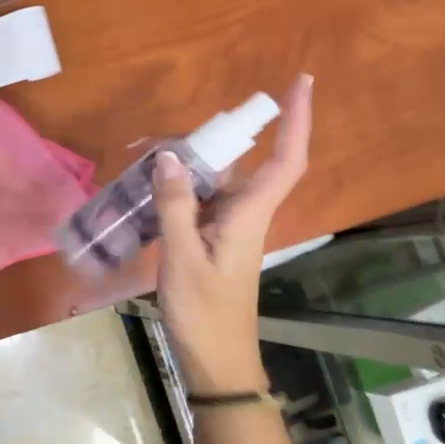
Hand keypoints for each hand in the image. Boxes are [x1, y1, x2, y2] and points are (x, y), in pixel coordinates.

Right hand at [154, 74, 312, 393]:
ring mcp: (227, 230)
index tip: (299, 82)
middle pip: (241, 164)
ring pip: (214, 183)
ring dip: (186, 167)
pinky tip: (147, 191)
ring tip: (145, 159)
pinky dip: (176, 190)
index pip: (286, 160)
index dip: (296, 121)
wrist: (214, 361)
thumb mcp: (183, 258)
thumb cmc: (204, 312)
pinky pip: (197, 203)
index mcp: (250, 217)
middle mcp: (245, 216)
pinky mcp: (210, 243)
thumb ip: (176, 206)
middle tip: (162, 137)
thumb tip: (170, 155)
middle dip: (213, 141)